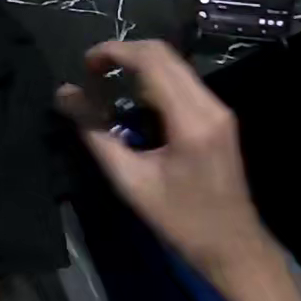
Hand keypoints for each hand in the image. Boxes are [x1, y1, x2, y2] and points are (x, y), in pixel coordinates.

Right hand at [58, 40, 275, 281]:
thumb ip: (95, 135)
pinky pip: (182, 78)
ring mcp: (218, 107)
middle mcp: (209, 104)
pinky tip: (133, 96)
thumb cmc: (182, 222)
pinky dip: (153, 76)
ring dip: (139, 62)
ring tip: (107, 79)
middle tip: (93, 69)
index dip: (115, 52)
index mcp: (190, 120)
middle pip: (164, 53)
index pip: (151, 61)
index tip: (86, 63)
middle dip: (124, 52)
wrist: (235, 249)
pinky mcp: (218, 114)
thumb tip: (65, 95)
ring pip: (174, 62)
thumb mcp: (131, 182)